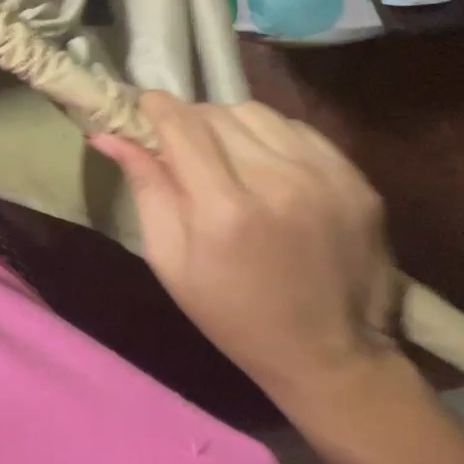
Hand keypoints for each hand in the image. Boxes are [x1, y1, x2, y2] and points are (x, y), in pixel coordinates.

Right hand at [90, 93, 404, 412]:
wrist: (330, 355)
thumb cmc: (232, 313)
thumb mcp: (169, 258)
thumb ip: (145, 187)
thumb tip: (107, 134)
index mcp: (223, 207)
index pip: (180, 123)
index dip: (154, 108)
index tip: (141, 110)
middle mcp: (276, 180)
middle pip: (215, 113)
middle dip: (189, 121)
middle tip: (181, 147)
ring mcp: (324, 177)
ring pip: (256, 113)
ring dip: (230, 125)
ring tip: (226, 156)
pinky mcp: (356, 181)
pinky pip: (298, 130)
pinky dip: (271, 137)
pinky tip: (266, 166)